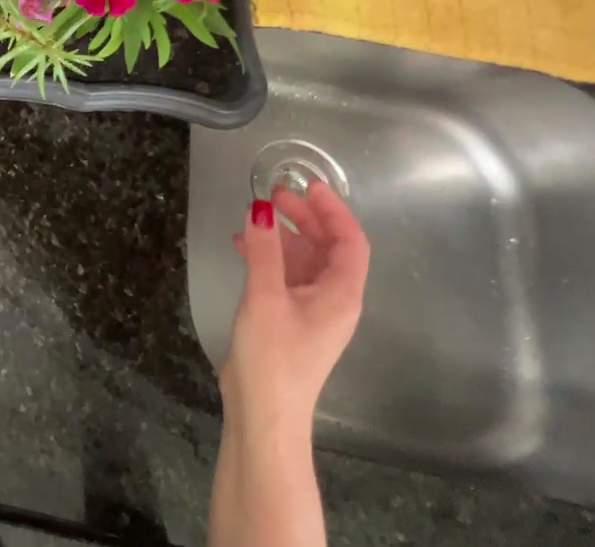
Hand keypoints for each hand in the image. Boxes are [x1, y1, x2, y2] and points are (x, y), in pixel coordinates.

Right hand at [222, 181, 369, 427]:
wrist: (264, 409)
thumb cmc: (272, 354)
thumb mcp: (264, 297)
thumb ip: (263, 251)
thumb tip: (260, 209)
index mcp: (341, 294)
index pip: (350, 242)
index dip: (333, 211)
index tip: (308, 185)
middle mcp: (333, 299)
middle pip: (327, 248)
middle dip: (304, 217)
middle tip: (274, 193)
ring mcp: (311, 310)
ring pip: (305, 260)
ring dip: (283, 235)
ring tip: (254, 216)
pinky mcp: (289, 319)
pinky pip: (286, 275)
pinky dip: (269, 255)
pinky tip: (244, 246)